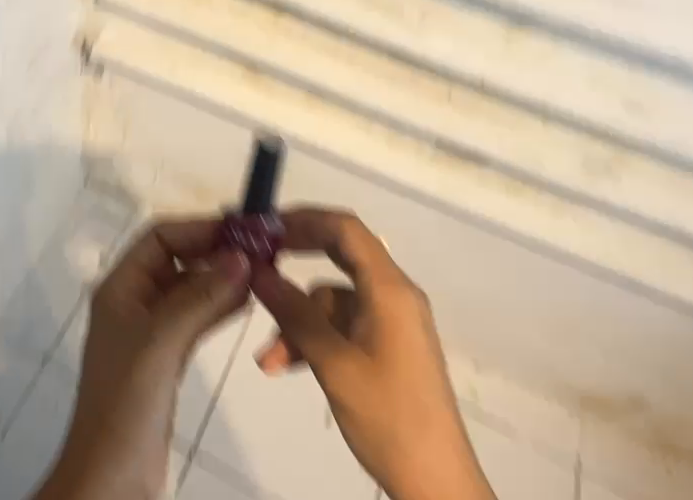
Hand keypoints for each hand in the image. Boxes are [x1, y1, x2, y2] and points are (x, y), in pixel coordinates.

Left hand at [37, 218, 252, 499]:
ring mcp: (150, 332)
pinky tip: (247, 303)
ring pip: (190, 290)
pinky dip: (219, 307)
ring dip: (222, 280)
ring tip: (263, 274)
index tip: (242, 232)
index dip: (198, 229)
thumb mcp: (161, 341)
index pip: (159, 238)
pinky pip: (196, 319)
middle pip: (176, 261)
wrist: (112, 477)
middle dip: (215, 253)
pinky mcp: (166, 360)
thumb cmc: (126, 400)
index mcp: (120, 288)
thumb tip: (242, 256)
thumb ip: (200, 297)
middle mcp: (133, 302)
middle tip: (262, 252)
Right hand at [251, 209, 494, 499]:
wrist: (436, 482)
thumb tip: (257, 271)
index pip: (346, 229)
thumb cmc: (389, 417)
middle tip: (256, 265)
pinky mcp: (385, 346)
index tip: (265, 227)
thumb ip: (295, 314)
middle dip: (295, 262)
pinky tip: (286, 365)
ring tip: (269, 361)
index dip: (304, 219)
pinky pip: (341, 326)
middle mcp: (393, 295)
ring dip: (297, 322)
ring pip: (331, 301)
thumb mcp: (333, 364)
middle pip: (339, 257)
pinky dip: (313, 340)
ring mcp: (390, 321)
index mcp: (390, 289)